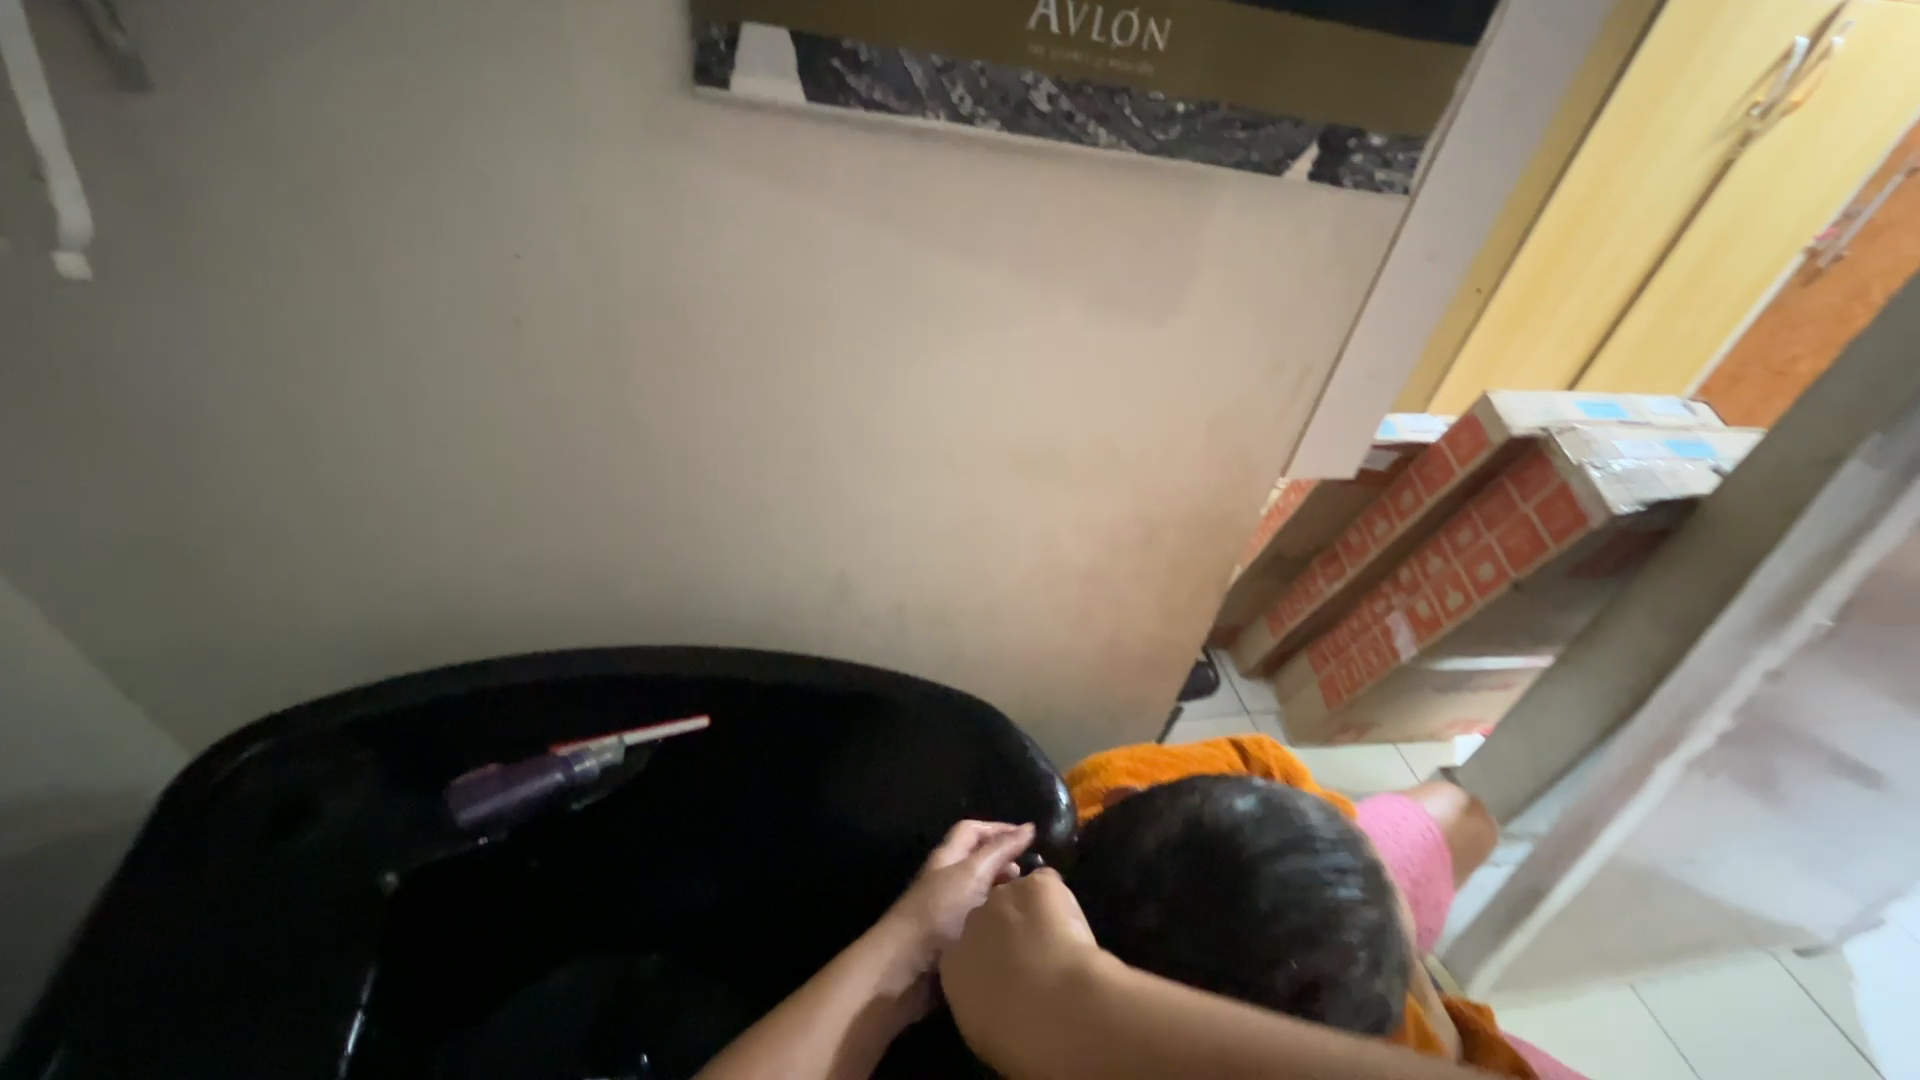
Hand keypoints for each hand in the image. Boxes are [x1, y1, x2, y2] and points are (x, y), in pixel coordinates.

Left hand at [874, 820, 1035, 1019]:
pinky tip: (1017, 932)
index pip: (973, 831)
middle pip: (978, 862)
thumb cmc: (937, 913)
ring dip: (1004, 895)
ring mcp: (948, 913)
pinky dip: (999, 922)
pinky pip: (981, 924)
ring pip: (982, 894)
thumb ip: (999, 851)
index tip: (1031, 838)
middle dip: (1006, 864)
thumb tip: (1028, 827)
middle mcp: (946, 881)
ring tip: (1029, 905)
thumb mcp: (972, 875)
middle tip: (1035, 877)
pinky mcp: (952, 942)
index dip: (999, 830)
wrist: (903, 971)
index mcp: (947, 858)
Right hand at [939, 867, 1104, 1073]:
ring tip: (1057, 939)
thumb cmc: (1017, 1034)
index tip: (1006, 970)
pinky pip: (1047, 884)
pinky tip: (1072, 925)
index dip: (986, 956)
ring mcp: (1004, 897)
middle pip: (988, 916)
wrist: (1053, 1008)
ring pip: (1019, 895)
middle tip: (1033, 953)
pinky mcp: (1037, 885)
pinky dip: (1059, 900)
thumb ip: (982, 1006)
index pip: (964, 950)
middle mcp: (973, 923)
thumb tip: (994, 1004)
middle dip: (1006, 929)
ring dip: (1033, 912)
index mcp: (954, 964)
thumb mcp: (985, 1032)